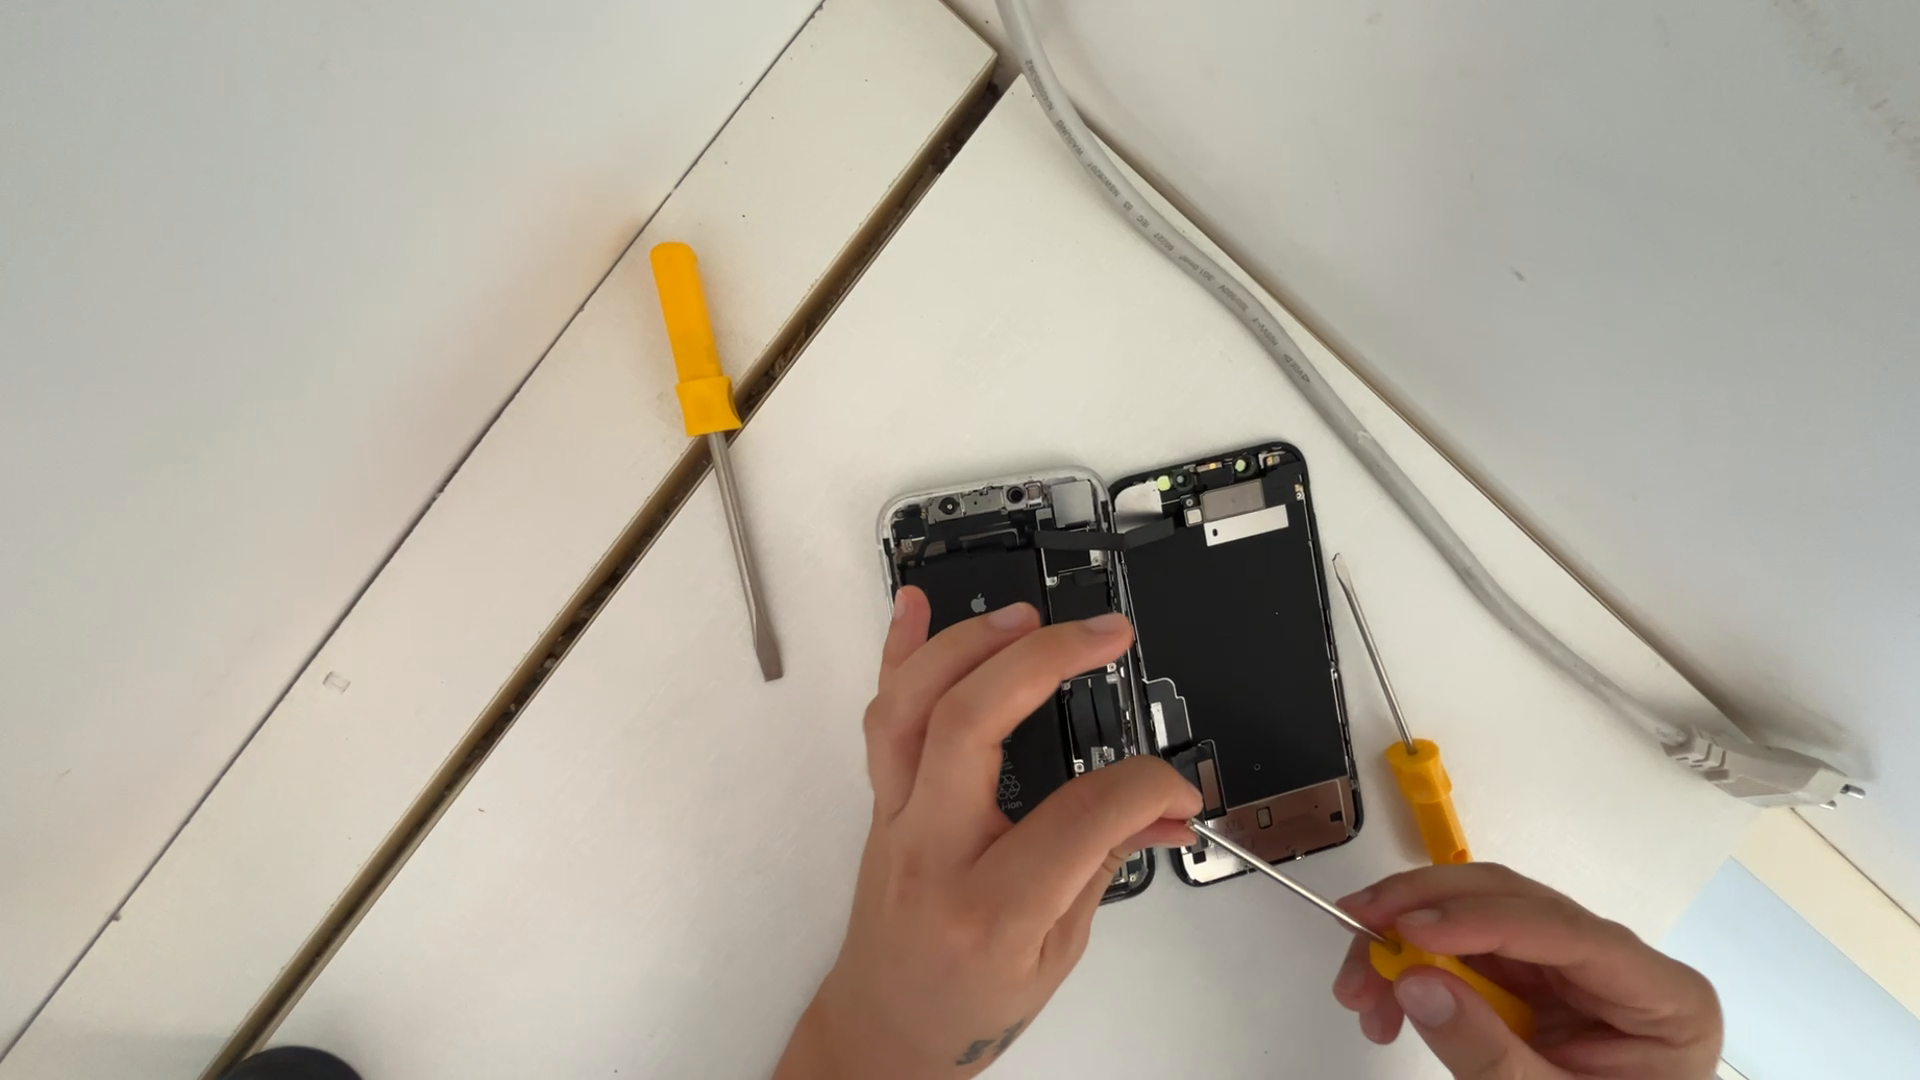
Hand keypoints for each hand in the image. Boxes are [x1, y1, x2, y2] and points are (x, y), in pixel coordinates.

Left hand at [776, 588, 1200, 1078]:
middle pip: (970, 726)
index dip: (1144, 785)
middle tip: (1102, 634)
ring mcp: (894, 813)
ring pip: (910, 706)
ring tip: (1025, 615)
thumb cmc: (970, 1000)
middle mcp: (931, 848)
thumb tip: (1168, 808)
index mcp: (991, 906)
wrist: (888, 1022)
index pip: (1079, 818)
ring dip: (968, 644)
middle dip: (1044, 662)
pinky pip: (881, 713)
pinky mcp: (881, 794)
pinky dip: (898, 651)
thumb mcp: (1060, 951)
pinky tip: (913, 604)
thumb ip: (1110, 862)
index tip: (1174, 781)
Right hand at [1331, 863, 1721, 1078]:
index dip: (1477, 919)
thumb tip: (1412, 979)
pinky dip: (1402, 963)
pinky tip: (1376, 1000)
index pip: (1560, 929)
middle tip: (1354, 925)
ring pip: (1460, 910)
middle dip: (1417, 911)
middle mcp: (1606, 958)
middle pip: (1501, 898)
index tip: (1405, 930)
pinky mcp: (1515, 969)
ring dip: (1396, 936)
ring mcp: (1557, 959)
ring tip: (1355, 990)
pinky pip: (1446, 943)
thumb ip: (1490, 1054)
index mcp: (1660, 995)